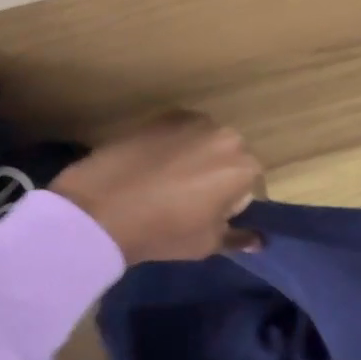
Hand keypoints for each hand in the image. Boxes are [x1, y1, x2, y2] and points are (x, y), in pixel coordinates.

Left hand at [48, 111, 262, 262]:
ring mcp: (195, 121)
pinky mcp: (165, 116)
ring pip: (206, 143)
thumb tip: (259, 240)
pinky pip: (180, 132)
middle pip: (231, 158)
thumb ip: (238, 238)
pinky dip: (173, 145)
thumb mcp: (206, 244)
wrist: (101, 208)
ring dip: (196, 157)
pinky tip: (151, 166)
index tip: (209, 218)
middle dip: (218, 175)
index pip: (250, 187)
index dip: (231, 205)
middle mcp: (227, 137)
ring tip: (166, 181)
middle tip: (189, 200)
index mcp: (244, 168)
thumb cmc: (163, 230)